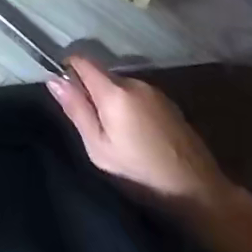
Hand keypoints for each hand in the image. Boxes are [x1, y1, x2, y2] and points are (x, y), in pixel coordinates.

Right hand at [48, 56, 244, 216]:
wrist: (198, 190)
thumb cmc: (140, 174)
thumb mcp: (99, 149)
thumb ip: (77, 111)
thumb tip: (53, 80)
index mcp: (114, 91)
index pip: (82, 61)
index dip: (68, 69)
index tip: (65, 91)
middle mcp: (134, 82)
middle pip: (101, 74)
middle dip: (91, 91)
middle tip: (92, 126)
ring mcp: (154, 91)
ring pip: (120, 86)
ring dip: (112, 101)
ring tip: (117, 135)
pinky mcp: (168, 102)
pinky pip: (138, 96)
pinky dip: (130, 108)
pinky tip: (137, 136)